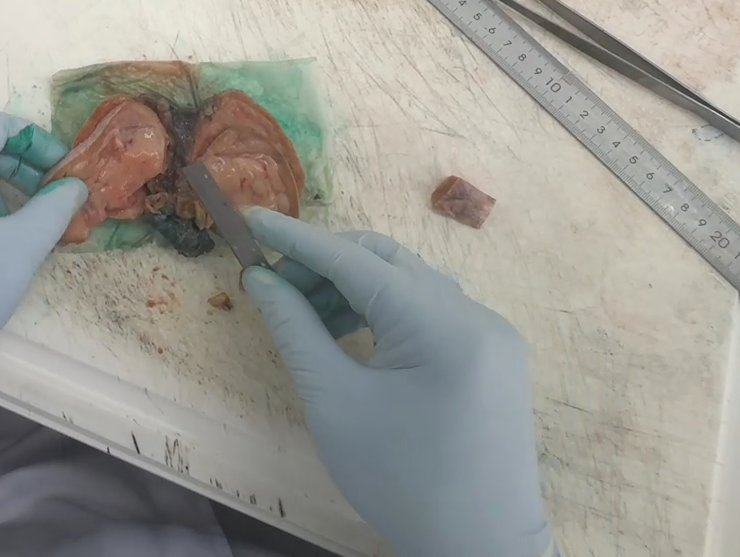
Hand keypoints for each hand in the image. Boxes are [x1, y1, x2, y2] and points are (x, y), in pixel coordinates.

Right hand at [242, 209, 551, 556]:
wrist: (481, 556)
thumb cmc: (399, 480)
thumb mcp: (332, 399)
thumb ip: (293, 325)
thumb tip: (259, 276)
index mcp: (441, 327)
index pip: (353, 260)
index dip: (295, 237)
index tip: (250, 217)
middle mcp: (474, 317)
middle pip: (382, 259)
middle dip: (321, 261)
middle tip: (274, 283)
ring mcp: (489, 335)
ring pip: (402, 278)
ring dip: (347, 283)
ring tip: (305, 314)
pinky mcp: (490, 354)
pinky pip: (423, 305)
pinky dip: (377, 306)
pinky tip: (345, 332)